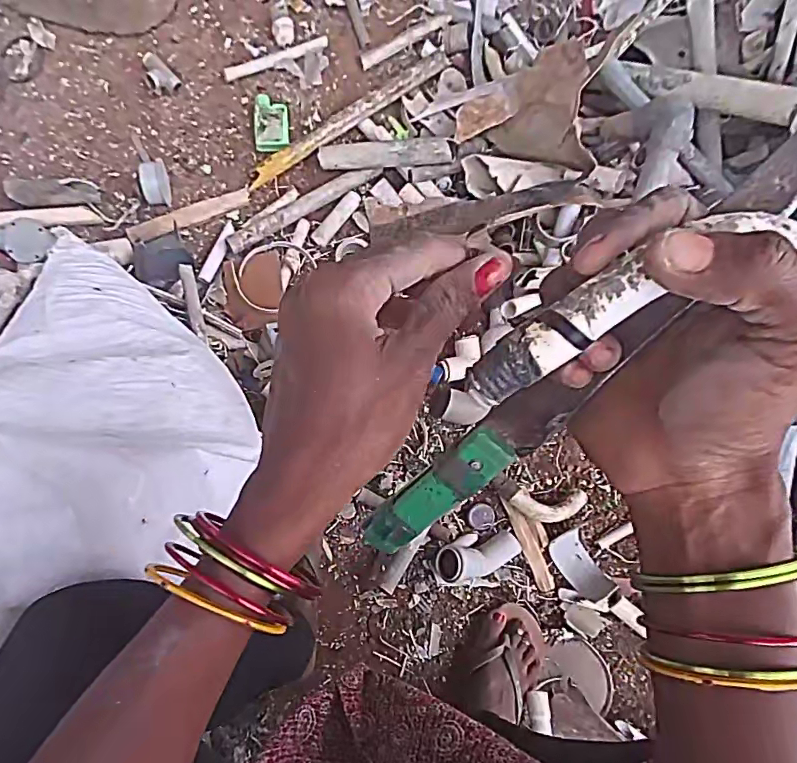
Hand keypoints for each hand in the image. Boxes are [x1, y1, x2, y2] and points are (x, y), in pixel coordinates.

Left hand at [227, 237, 510, 562]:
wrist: (304, 476)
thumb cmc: (343, 434)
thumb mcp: (410, 363)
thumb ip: (446, 306)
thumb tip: (480, 271)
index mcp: (338, 286)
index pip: (416, 252)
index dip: (463, 258)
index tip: (492, 264)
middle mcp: (313, 290)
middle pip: (392, 269)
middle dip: (439, 284)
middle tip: (479, 299)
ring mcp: (305, 314)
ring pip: (374, 294)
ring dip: (415, 307)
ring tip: (453, 328)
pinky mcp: (305, 339)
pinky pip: (354, 316)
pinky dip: (387, 325)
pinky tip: (414, 344)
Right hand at [545, 190, 796, 506]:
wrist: (686, 478)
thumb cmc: (746, 416)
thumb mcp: (796, 334)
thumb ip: (763, 270)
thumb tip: (677, 246)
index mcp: (730, 264)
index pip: (681, 211)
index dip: (645, 221)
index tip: (624, 252)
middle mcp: (671, 284)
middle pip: (618, 237)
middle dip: (595, 255)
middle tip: (586, 280)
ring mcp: (622, 318)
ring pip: (577, 279)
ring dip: (575, 307)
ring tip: (598, 347)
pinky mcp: (585, 351)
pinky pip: (554, 329)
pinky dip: (557, 346)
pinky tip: (584, 370)